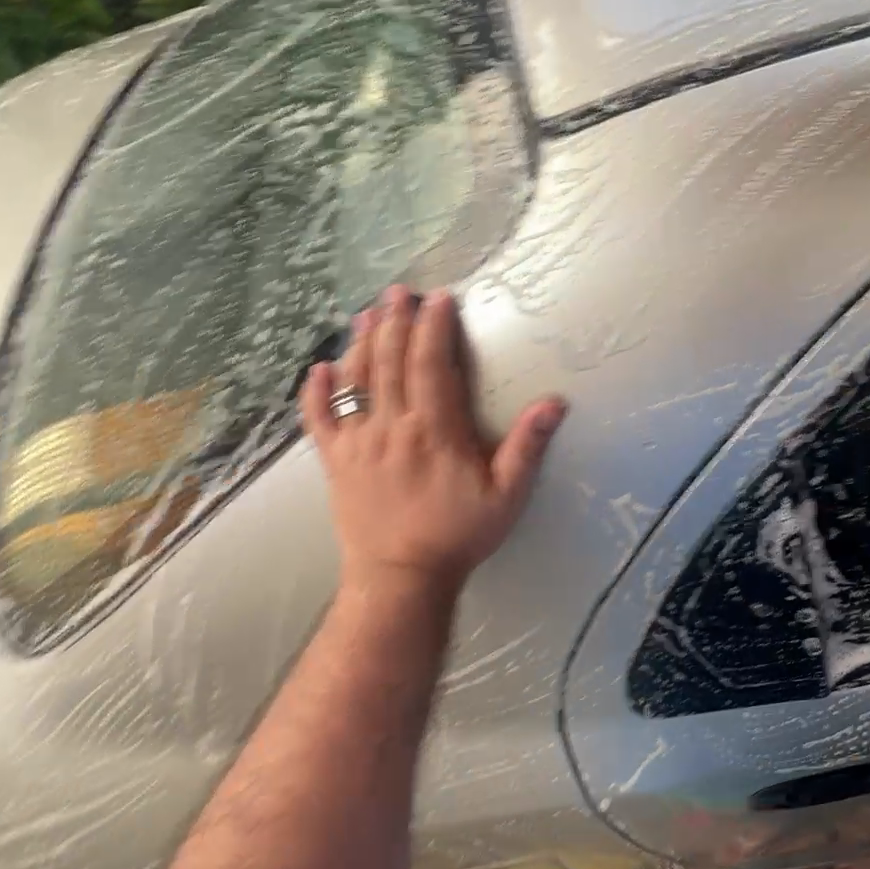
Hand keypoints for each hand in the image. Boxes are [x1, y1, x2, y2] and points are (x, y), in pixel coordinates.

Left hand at [299, 284, 566, 600]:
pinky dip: (315, 392)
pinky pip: (319, 420)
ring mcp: (357, 444)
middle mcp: (391, 427)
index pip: (432, 365)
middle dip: (396, 322)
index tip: (440, 299)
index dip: (435, 328)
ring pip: (355, 381)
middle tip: (399, 291)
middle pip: (390, 362)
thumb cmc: (460, 535)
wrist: (401, 577)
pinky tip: (318, 368)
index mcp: (434, 431)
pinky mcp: (335, 463)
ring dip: (361, 343)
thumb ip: (527, 446)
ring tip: (367, 313)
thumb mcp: (507, 496)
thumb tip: (554, 403)